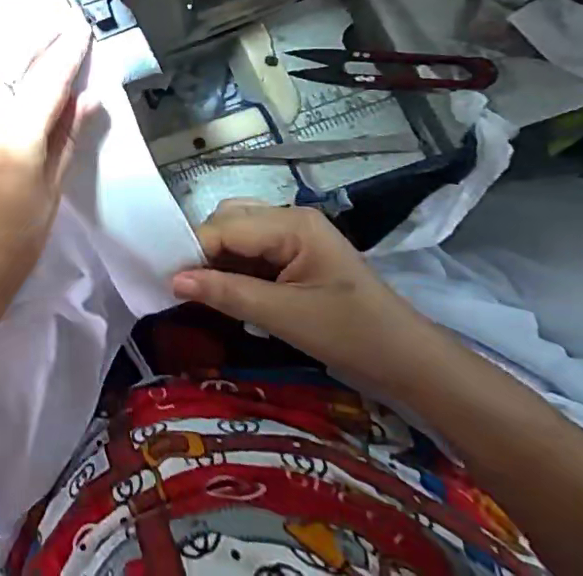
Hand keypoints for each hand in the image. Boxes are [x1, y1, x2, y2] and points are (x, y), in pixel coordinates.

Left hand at [0, 25, 97, 342]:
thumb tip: (91, 97)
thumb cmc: (6, 249)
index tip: (81, 23)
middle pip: (5, 53)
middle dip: (33, 28)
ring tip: (24, 22)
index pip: (47, 76)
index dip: (68, 47)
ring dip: (1, 35)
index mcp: (12, 136)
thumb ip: (66, 137)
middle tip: (54, 10)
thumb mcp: (48, 195)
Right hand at [172, 201, 451, 393]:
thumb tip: (173, 280)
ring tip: (206, 292)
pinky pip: (251, 251)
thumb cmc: (354, 335)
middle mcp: (289, 219)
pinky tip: (229, 293)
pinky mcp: (295, 256)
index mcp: (292, 223)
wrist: (413, 364)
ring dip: (218, 261)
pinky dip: (234, 270)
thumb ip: (228, 293)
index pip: (225, 227)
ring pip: (236, 235)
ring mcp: (294, 236)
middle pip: (227, 221)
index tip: (168, 282)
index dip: (194, 252)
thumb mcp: (286, 316)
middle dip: (204, 251)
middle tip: (189, 289)